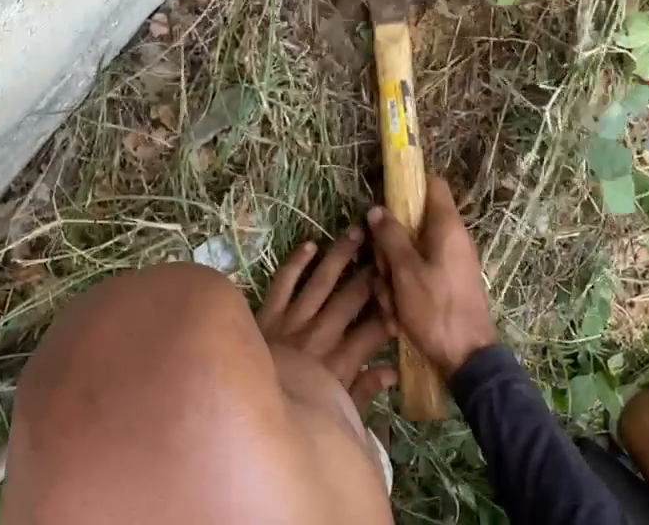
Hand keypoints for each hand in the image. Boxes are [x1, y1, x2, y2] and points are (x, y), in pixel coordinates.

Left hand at [256, 226, 396, 409]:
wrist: (246, 409)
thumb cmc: (296, 416)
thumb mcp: (338, 415)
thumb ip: (364, 392)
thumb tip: (390, 373)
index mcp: (339, 362)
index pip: (373, 331)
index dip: (390, 312)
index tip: (403, 294)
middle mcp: (318, 336)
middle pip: (349, 299)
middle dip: (368, 274)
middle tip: (383, 249)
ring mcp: (291, 322)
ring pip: (320, 282)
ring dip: (338, 256)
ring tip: (355, 232)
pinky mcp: (267, 315)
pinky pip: (282, 283)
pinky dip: (295, 263)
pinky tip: (309, 244)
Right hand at [364, 176, 497, 378]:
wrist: (468, 360)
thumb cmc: (437, 310)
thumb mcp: (405, 272)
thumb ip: (390, 238)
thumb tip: (377, 210)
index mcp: (447, 227)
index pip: (433, 184)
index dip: (409, 185)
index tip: (385, 198)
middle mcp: (452, 241)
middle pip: (412, 225)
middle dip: (390, 249)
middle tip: (384, 272)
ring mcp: (450, 264)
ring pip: (410, 255)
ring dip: (393, 277)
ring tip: (391, 305)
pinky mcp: (447, 286)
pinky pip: (419, 277)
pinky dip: (405, 293)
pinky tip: (398, 318)